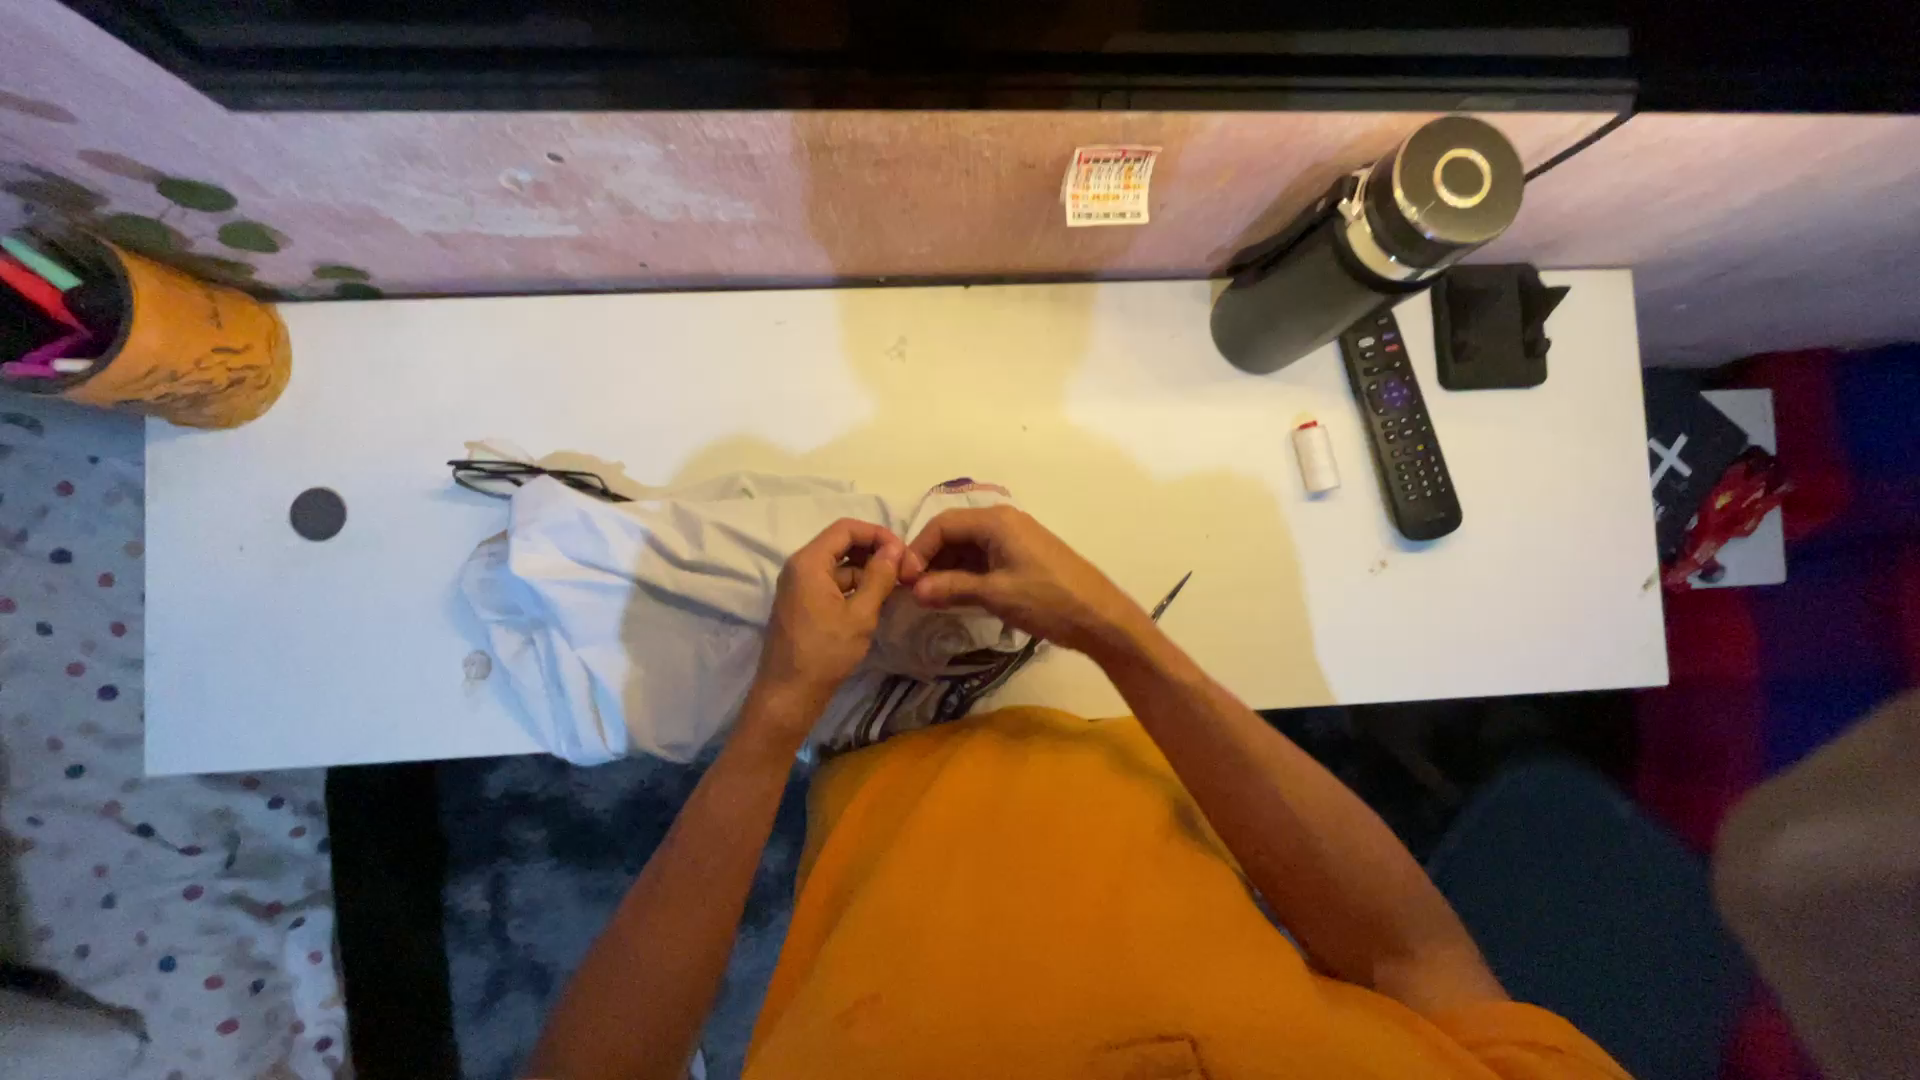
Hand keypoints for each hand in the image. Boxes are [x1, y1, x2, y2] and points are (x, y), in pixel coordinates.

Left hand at [748, 518, 904, 730]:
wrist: (788, 695)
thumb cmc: (825, 653)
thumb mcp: (860, 614)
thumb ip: (879, 577)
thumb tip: (894, 549)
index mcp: (809, 562)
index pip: (846, 528)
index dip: (878, 534)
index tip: (904, 553)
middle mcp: (799, 567)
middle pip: (841, 543)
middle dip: (874, 552)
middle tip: (904, 570)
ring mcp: (798, 586)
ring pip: (838, 565)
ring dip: (867, 571)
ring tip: (896, 587)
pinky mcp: (801, 604)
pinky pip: (831, 583)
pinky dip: (854, 587)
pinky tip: (876, 601)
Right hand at [901, 506, 1148, 658]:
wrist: (1101, 618)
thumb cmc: (1048, 601)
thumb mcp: (996, 595)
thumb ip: (952, 588)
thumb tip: (914, 589)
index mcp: (997, 521)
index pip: (942, 525)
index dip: (918, 550)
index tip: (904, 581)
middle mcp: (1004, 522)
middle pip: (953, 533)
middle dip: (930, 559)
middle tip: (913, 591)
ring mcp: (1016, 539)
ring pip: (968, 548)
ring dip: (947, 569)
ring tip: (931, 598)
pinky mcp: (1023, 557)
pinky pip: (984, 559)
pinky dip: (966, 574)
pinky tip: (956, 596)